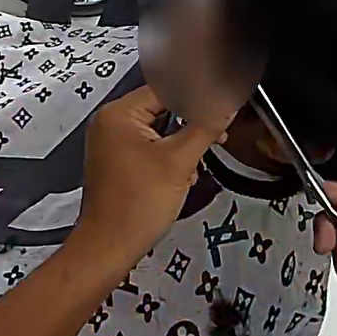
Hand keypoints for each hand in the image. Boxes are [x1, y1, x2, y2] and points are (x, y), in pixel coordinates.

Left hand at [67, 85, 235, 278]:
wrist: (110, 246)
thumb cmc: (136, 206)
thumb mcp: (180, 161)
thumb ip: (205, 127)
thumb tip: (225, 106)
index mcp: (119, 114)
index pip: (166, 89)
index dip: (198, 96)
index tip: (222, 103)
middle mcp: (110, 123)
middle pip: (162, 107)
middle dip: (191, 122)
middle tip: (217, 133)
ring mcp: (112, 143)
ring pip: (158, 128)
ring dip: (182, 141)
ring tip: (196, 160)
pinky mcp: (117, 160)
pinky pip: (149, 145)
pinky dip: (169, 154)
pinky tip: (183, 173)